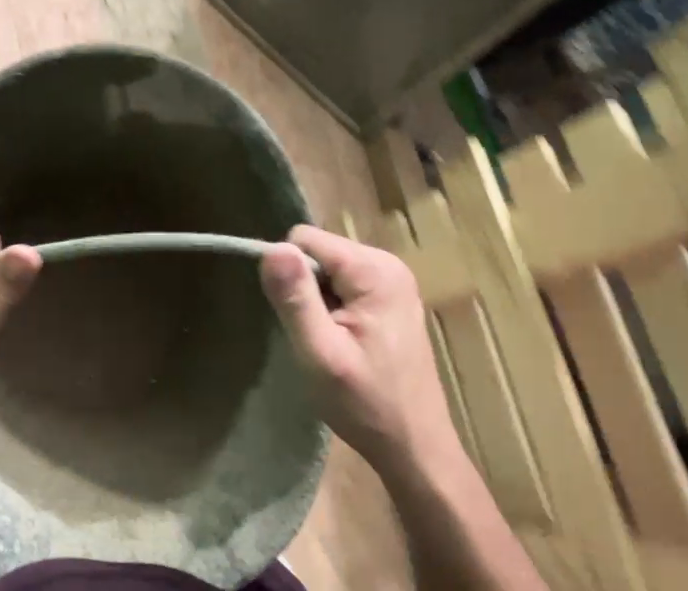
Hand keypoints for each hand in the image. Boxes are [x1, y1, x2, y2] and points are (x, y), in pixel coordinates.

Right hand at [260, 225, 455, 469]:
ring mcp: (393, 280)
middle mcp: (388, 264)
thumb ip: (295, 298)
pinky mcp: (391, 298)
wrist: (414, 448)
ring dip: (317, 301)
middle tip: (317, 337)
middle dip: (305, 289)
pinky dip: (332, 308)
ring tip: (331, 342)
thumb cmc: (366, 405)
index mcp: (375, 270)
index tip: (300, 320)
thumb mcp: (319, 354)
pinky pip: (342, 283)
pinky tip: (344, 343)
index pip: (304, 239)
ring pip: (326, 268)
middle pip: (317, 251)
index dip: (289, 276)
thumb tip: (272, 248)